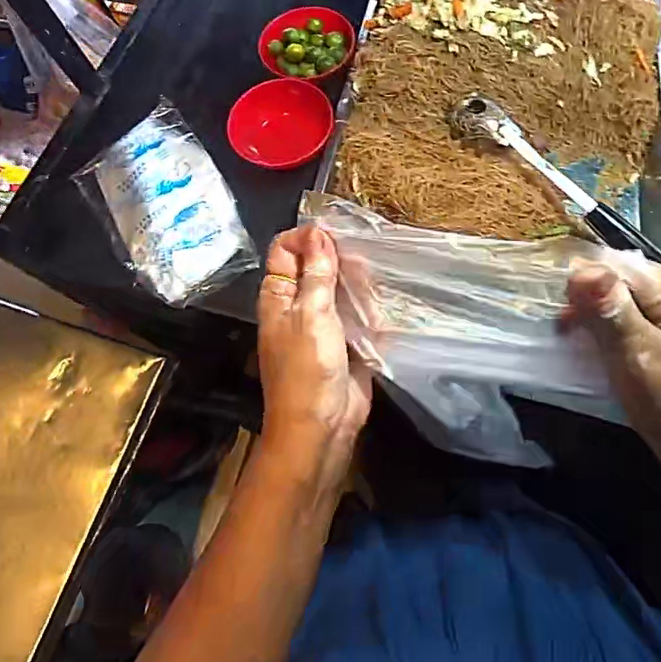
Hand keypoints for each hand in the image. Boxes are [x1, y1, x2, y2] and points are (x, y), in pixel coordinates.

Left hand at [256, 227, 370, 478]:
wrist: (321, 428)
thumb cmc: (308, 370)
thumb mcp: (312, 315)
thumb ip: (317, 273)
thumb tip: (318, 234)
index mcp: (278, 296)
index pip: (284, 250)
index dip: (306, 237)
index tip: (335, 235)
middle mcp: (298, 305)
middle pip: (315, 266)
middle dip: (338, 259)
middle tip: (363, 259)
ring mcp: (322, 324)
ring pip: (339, 289)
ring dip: (357, 285)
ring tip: (374, 285)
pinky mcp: (345, 342)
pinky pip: (356, 314)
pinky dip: (368, 309)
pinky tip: (381, 307)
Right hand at [566, 257, 660, 492]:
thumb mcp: (642, 363)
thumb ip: (613, 314)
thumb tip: (581, 269)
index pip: (629, 270)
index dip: (589, 282)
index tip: (559, 308)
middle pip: (627, 281)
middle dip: (592, 300)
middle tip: (564, 328)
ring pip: (625, 298)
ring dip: (597, 315)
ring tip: (572, 335)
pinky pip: (632, 316)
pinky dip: (608, 328)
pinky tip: (592, 342)